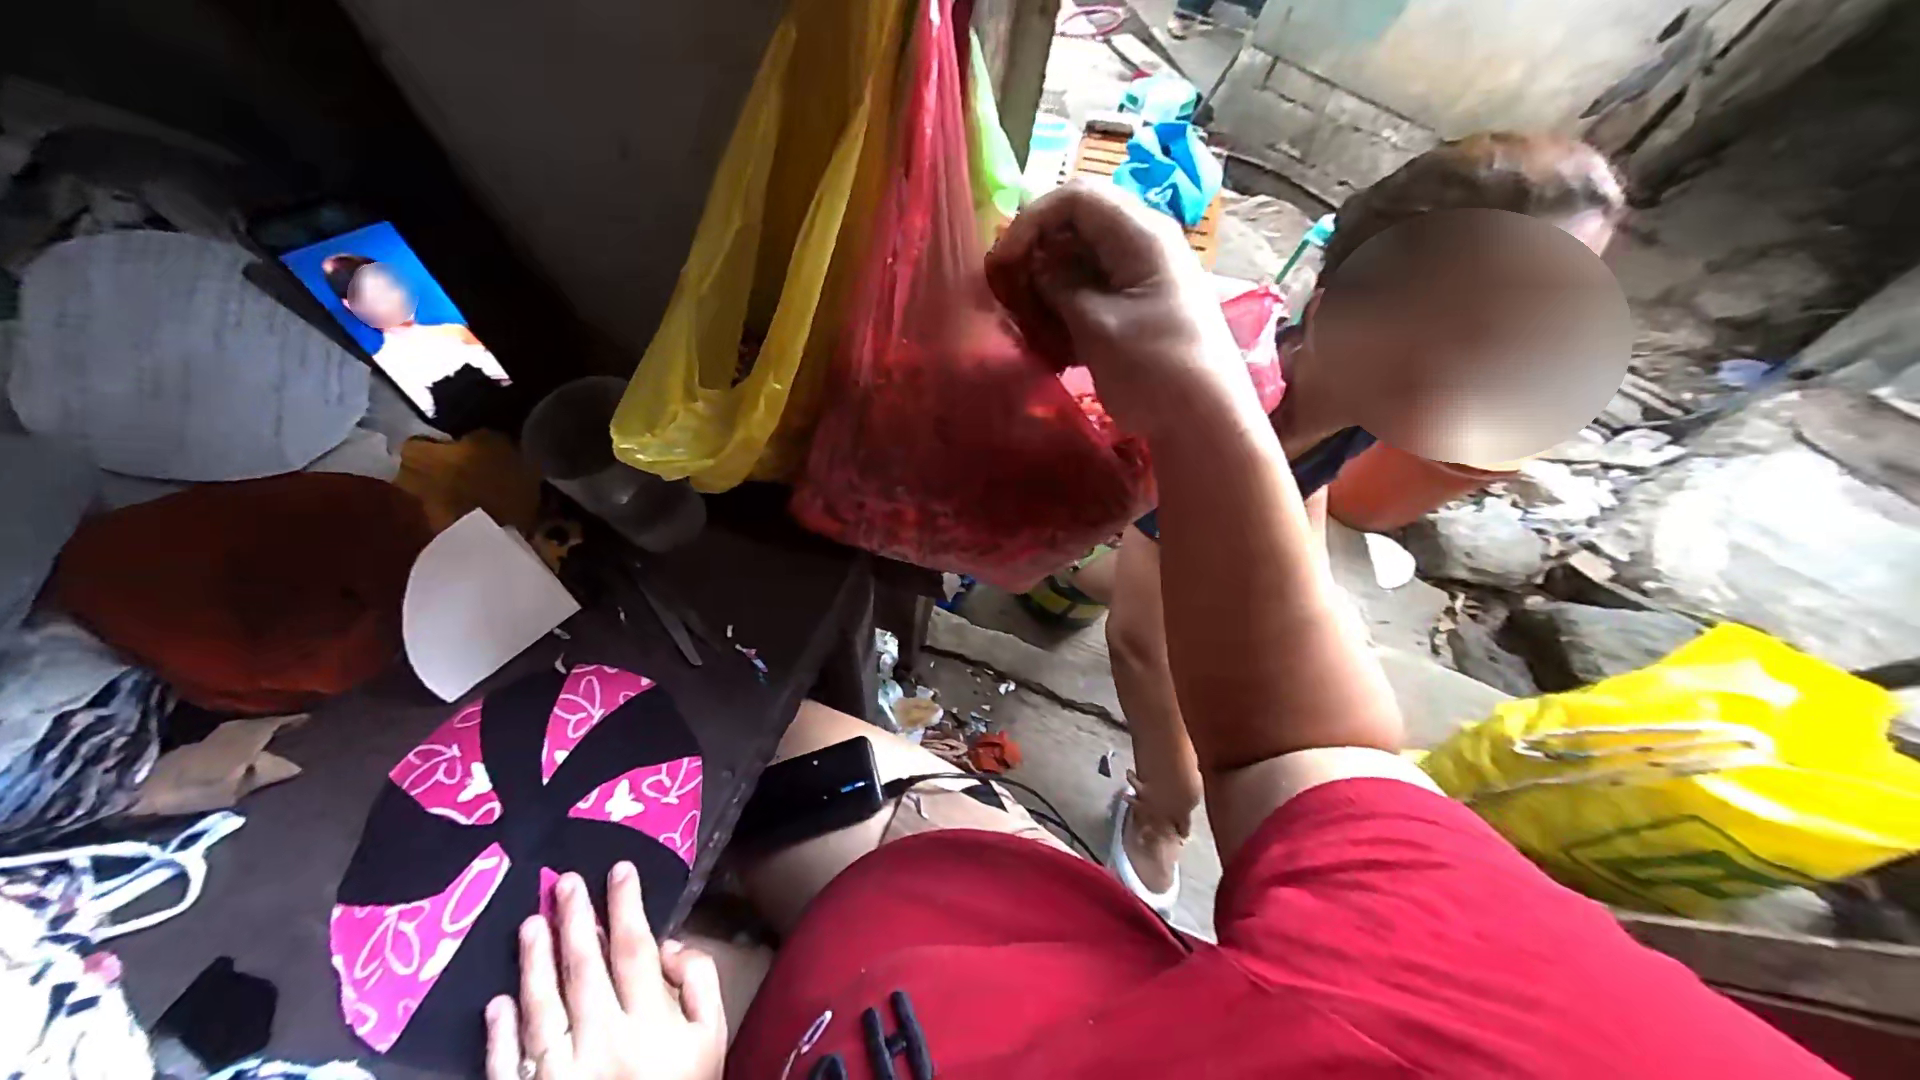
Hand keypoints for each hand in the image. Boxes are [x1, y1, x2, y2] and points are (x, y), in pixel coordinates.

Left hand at [485, 865, 725, 1079]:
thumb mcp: (714, 1039)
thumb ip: (701, 983)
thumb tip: (668, 944)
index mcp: (651, 1023)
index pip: (633, 948)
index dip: (625, 905)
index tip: (618, 869)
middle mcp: (603, 1041)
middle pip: (583, 968)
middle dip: (574, 919)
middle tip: (563, 881)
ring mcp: (560, 1077)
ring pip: (541, 1007)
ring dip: (533, 963)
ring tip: (530, 923)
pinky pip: (507, 1066)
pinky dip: (500, 1033)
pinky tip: (496, 1002)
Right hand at [985, 181, 1251, 434]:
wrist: (1206, 422)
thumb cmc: (1154, 371)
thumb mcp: (1097, 327)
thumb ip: (1060, 287)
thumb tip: (1037, 267)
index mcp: (1141, 235)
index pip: (1075, 197)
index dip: (1030, 222)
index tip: (1001, 263)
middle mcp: (1146, 244)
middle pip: (1079, 225)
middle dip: (1037, 252)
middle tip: (1009, 291)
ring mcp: (1147, 276)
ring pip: (1085, 260)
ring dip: (1050, 284)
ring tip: (1028, 319)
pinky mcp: (1144, 306)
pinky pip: (1098, 289)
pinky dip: (1070, 306)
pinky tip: (1054, 338)